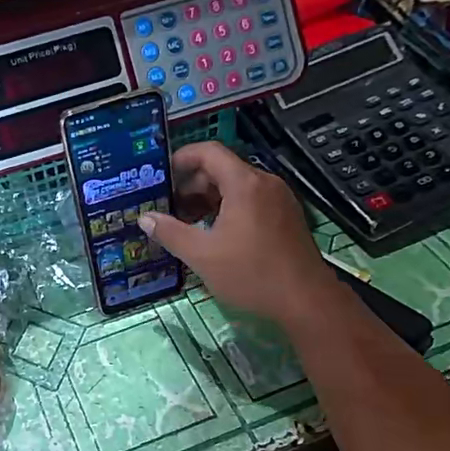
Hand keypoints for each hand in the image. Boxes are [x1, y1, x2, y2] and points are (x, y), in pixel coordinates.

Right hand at [140, 142, 338, 325]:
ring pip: (237, 187)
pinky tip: (216, 235)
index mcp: (244, 184)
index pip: (209, 152)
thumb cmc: (251, 273)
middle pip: (222, 169)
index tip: (162, 175)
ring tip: (188, 223)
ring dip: (210, 199)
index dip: (182, 158)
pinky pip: (252, 201)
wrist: (305, 298)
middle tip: (169, 206)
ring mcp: (279, 199)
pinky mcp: (287, 216)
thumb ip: (171, 233)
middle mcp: (264, 182)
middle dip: (193, 184)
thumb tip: (145, 218)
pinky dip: (230, 209)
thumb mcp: (202, 256)